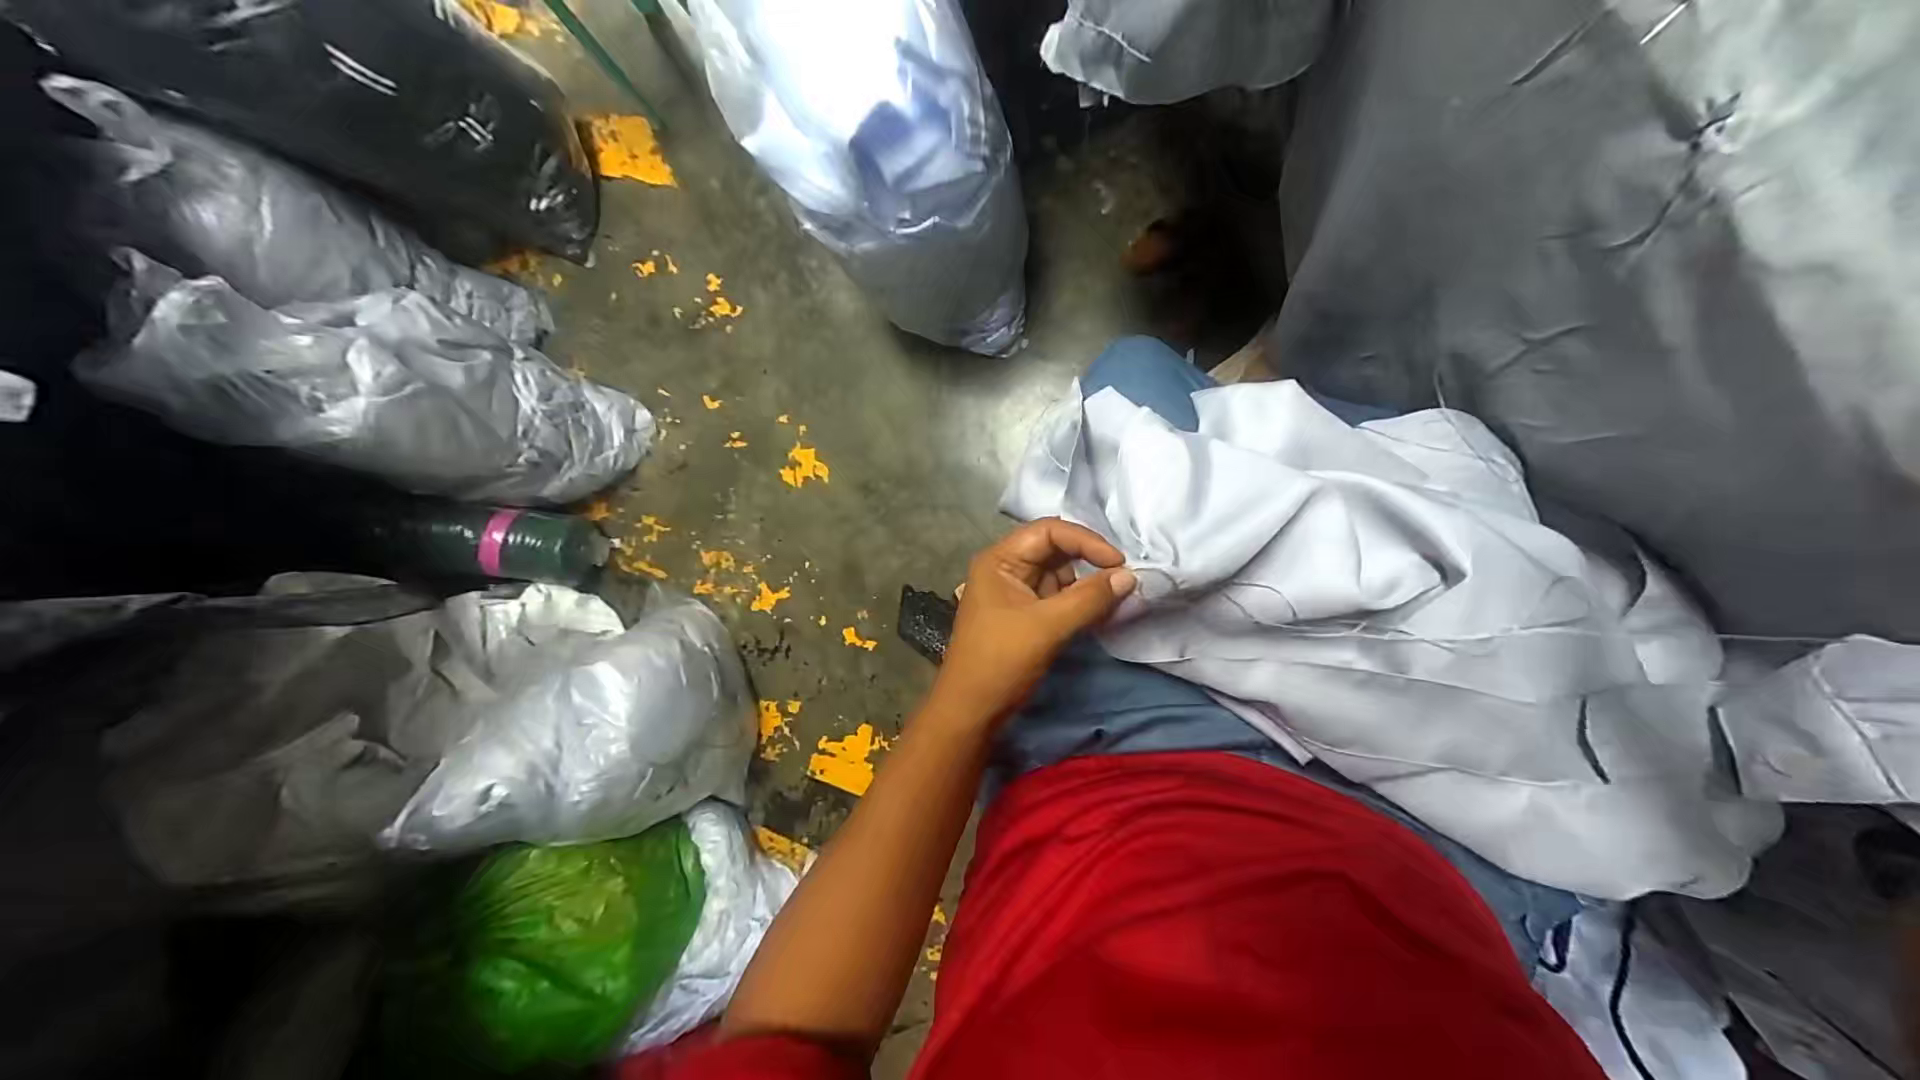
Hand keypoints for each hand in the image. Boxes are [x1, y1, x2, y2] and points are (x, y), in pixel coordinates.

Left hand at [929, 518, 1136, 726]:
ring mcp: (1014, 592)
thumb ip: (1089, 598)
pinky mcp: (1025, 615)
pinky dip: (1079, 602)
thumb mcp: (1047, 627)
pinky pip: (1058, 597)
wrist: (971, 711)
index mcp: (999, 560)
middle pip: (1055, 550)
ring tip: (1114, 599)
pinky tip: (1101, 613)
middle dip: (1089, 562)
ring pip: (1060, 574)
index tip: (1119, 563)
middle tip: (1122, 581)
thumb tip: (1129, 576)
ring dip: (1087, 585)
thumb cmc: (1001, 662)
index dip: (1086, 541)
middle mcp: (1005, 569)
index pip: (1049, 531)